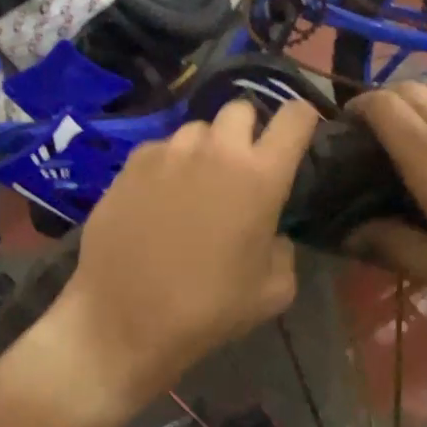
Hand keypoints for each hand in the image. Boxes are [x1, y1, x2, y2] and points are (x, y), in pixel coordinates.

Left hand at [56, 98, 319, 396]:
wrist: (124, 317)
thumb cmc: (207, 309)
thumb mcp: (271, 292)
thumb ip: (283, 250)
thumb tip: (272, 234)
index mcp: (260, 175)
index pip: (295, 117)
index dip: (303, 118)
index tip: (300, 132)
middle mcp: (216, 150)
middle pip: (240, 109)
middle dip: (247, 130)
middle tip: (242, 164)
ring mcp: (169, 151)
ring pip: (197, 129)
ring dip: (205, 148)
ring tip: (196, 182)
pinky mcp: (132, 162)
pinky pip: (161, 148)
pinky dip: (168, 164)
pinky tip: (158, 196)